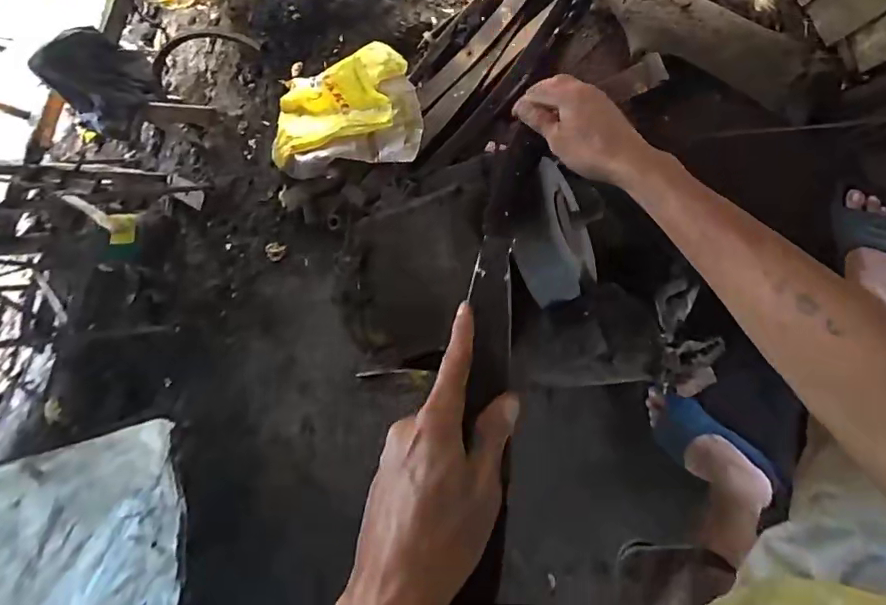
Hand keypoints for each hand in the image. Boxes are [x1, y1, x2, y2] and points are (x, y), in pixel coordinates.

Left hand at [339, 304, 519, 604]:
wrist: (387, 595)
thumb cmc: (443, 539)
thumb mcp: (483, 488)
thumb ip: (493, 437)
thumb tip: (505, 402)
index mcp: (433, 426)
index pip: (452, 369)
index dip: (461, 337)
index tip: (464, 308)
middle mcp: (405, 431)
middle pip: (445, 410)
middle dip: (467, 426)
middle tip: (484, 467)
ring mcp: (388, 455)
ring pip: (431, 438)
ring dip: (449, 454)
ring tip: (460, 503)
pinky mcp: (380, 479)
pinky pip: (416, 458)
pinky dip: (432, 471)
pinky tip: (438, 511)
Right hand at [513, 74, 667, 188]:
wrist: (629, 159)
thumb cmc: (588, 151)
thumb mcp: (557, 139)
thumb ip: (538, 119)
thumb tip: (522, 106)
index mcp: (567, 92)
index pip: (537, 90)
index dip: (523, 102)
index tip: (514, 116)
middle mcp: (582, 86)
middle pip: (554, 82)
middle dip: (539, 94)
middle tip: (528, 112)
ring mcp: (596, 94)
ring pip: (569, 87)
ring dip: (554, 96)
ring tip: (545, 115)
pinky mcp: (606, 104)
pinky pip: (580, 95)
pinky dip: (568, 101)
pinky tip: (565, 116)